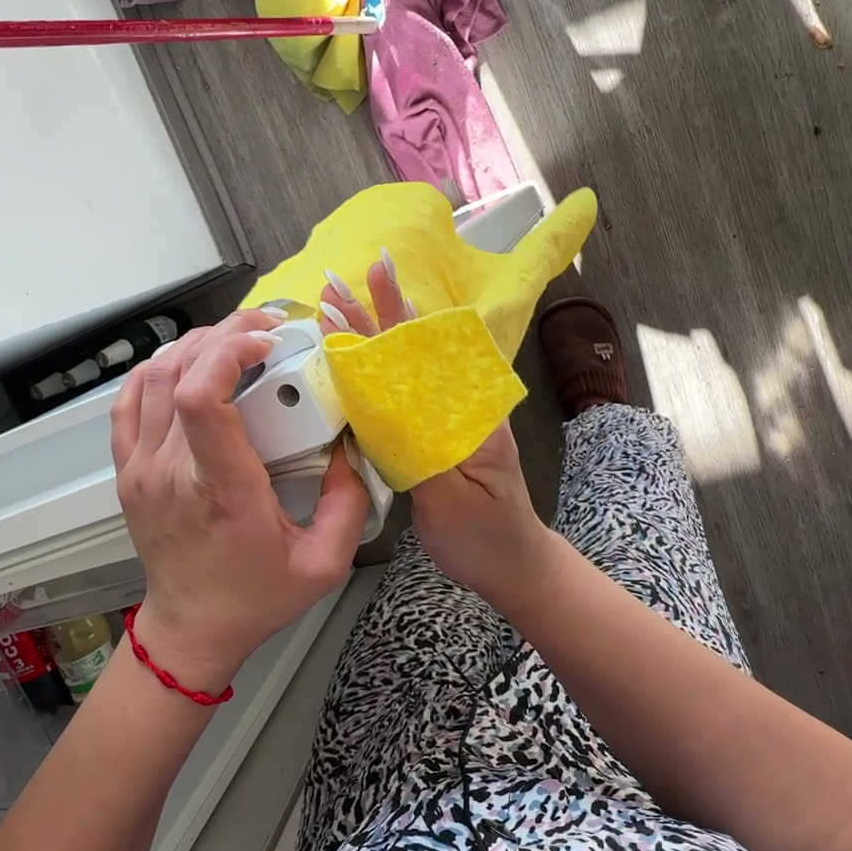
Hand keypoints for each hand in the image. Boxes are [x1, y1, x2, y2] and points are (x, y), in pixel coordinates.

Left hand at [112, 310, 370, 692]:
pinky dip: (153, 372)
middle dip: (222, 336)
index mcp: (222, 492)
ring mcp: (142, 471)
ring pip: (153, 379)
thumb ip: (347, 504)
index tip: (266, 343)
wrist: (192, 629)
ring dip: (193, 347)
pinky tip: (183, 363)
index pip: (203, 400)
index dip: (229, 353)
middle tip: (262, 332)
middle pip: (180, 374)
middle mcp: (173, 474)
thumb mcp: (323, 564)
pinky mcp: (128, 473)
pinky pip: (127, 404)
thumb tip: (348, 448)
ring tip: (231, 343)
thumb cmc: (254, 599)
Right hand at [316, 253, 562, 611]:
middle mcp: (459, 409)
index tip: (358, 295)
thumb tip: (385, 404)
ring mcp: (448, 422)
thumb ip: (420, 447)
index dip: (385, 326)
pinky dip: (378, 371)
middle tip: (338, 284)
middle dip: (375, 314)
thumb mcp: (452, 498)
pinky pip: (404, 396)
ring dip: (373, 335)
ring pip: (406, 368)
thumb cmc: (485, 537)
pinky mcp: (436, 438)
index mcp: (467, 416)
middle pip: (412, 352)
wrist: (513, 566)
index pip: (421, 359)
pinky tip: (360, 357)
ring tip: (342, 306)